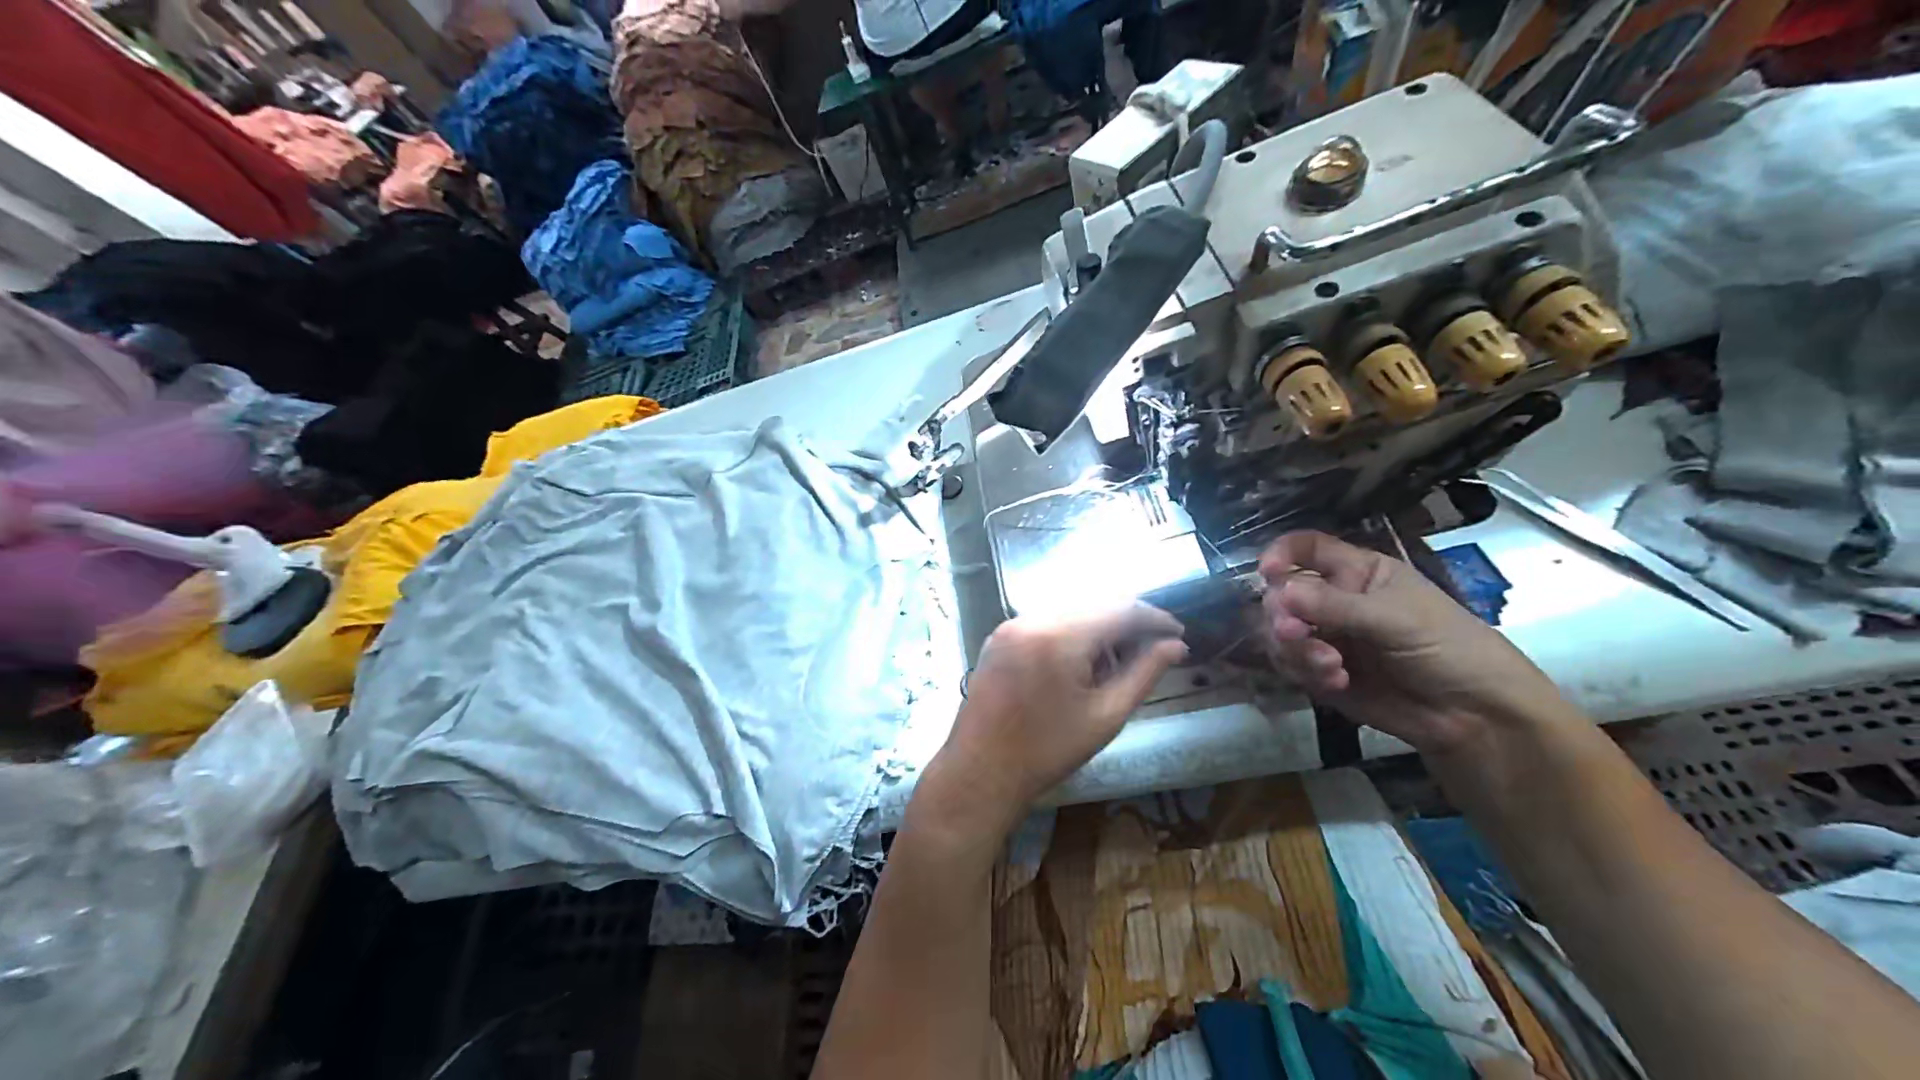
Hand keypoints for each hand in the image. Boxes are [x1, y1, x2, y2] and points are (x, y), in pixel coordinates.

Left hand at [920, 605, 1187, 834]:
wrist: (981, 770)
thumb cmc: (1048, 750)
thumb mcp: (1106, 715)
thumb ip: (1144, 674)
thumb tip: (1176, 646)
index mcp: (1059, 635)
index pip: (1120, 609)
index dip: (1155, 618)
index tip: (1179, 634)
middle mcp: (1032, 619)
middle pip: (1094, 606)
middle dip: (1127, 624)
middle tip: (1152, 652)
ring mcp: (1010, 625)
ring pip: (1070, 612)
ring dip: (1099, 630)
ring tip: (1116, 666)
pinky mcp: (999, 637)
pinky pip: (1046, 622)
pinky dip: (1071, 635)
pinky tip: (1081, 666)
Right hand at [1260, 530, 1567, 754]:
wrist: (1475, 717)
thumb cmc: (1449, 648)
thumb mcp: (1395, 618)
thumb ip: (1335, 605)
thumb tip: (1279, 591)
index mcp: (1357, 573)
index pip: (1307, 549)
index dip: (1282, 553)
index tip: (1267, 572)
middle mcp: (1334, 600)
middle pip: (1282, 594)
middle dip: (1284, 615)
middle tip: (1293, 633)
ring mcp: (1327, 638)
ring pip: (1280, 633)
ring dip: (1295, 649)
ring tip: (1329, 667)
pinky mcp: (1322, 673)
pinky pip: (1290, 665)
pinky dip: (1304, 672)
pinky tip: (1336, 682)